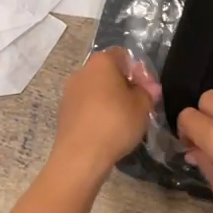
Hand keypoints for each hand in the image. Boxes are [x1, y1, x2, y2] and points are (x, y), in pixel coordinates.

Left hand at [51, 48, 161, 178]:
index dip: (139, 71)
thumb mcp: (143, 106)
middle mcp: (82, 71)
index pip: (124, 56)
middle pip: (108, 72)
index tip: (147, 91)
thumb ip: (148, 92)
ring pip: (96, 90)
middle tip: (139, 105)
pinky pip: (86, 107)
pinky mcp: (63, 113)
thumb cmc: (115, 123)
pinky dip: (97, 113)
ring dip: (110, 100)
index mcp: (102, 62)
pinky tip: (107, 131)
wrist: (80, 157)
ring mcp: (69, 92)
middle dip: (125, 85)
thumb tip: (149, 88)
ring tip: (123, 121)